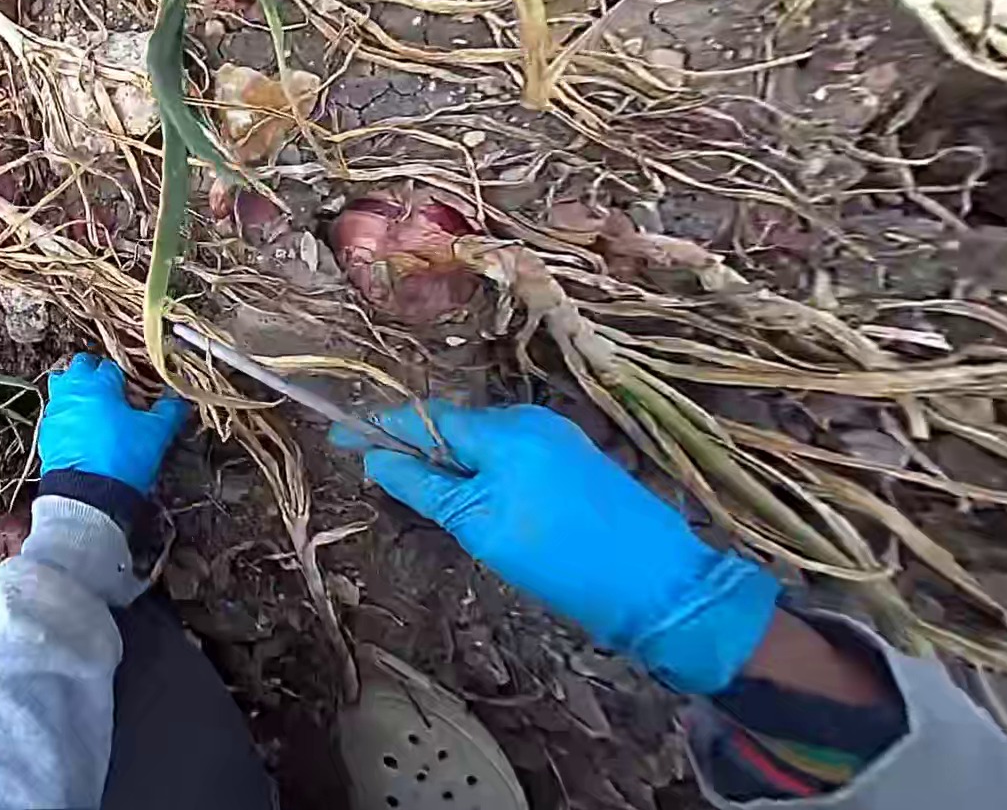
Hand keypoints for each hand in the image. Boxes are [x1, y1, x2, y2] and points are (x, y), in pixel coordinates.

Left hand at [38, 354, 190, 493]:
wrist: (87, 498)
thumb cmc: (121, 458)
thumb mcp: (155, 433)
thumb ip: (168, 411)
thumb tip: (178, 402)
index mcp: (99, 383)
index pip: (111, 366)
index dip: (124, 377)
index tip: (133, 390)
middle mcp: (72, 391)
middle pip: (79, 366)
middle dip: (93, 372)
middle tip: (110, 390)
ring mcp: (55, 412)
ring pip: (61, 387)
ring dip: (75, 391)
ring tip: (94, 409)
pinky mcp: (45, 435)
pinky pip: (55, 415)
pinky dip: (66, 417)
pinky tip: (81, 432)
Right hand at [337, 402, 779, 693]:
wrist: (666, 589)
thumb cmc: (560, 558)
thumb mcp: (478, 525)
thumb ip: (421, 484)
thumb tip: (373, 457)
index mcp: (500, 429)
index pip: (422, 417)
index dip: (377, 426)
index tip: (340, 434)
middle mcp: (525, 417)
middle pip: (449, 425)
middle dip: (416, 448)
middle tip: (390, 479)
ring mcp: (552, 432)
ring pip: (478, 439)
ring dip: (449, 461)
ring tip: (438, 498)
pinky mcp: (570, 452)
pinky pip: (507, 450)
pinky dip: (481, 468)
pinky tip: (481, 497)